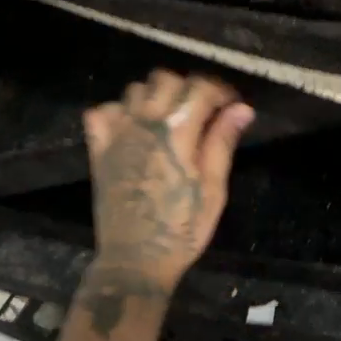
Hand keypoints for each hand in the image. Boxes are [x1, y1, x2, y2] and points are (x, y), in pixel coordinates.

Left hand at [83, 70, 254, 291]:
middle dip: (188, 89)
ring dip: (156, 97)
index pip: (199, 89)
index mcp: (176, 133)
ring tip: (170, 121)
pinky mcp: (99, 148)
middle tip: (203, 113)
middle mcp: (142, 123)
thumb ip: (222, 145)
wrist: (136, 260)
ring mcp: (116, 134)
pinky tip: (134, 130)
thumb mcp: (212, 193)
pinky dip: (121, 112)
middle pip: (165, 80)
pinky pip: (104, 111)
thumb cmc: (181, 233)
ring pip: (135, 90)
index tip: (231, 105)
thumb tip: (241, 109)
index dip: (220, 91)